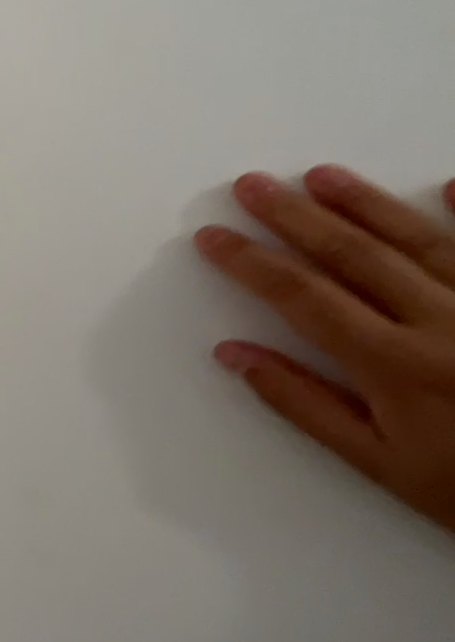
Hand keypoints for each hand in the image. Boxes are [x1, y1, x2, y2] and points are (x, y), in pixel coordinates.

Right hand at [196, 166, 454, 530]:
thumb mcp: (387, 466)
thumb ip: (306, 405)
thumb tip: (233, 356)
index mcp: (397, 366)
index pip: (301, 297)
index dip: (249, 262)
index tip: (212, 236)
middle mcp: (446, 326)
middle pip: (355, 256)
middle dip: (296, 216)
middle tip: (253, 184)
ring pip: (424, 242)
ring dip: (367, 205)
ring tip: (323, 175)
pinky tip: (448, 186)